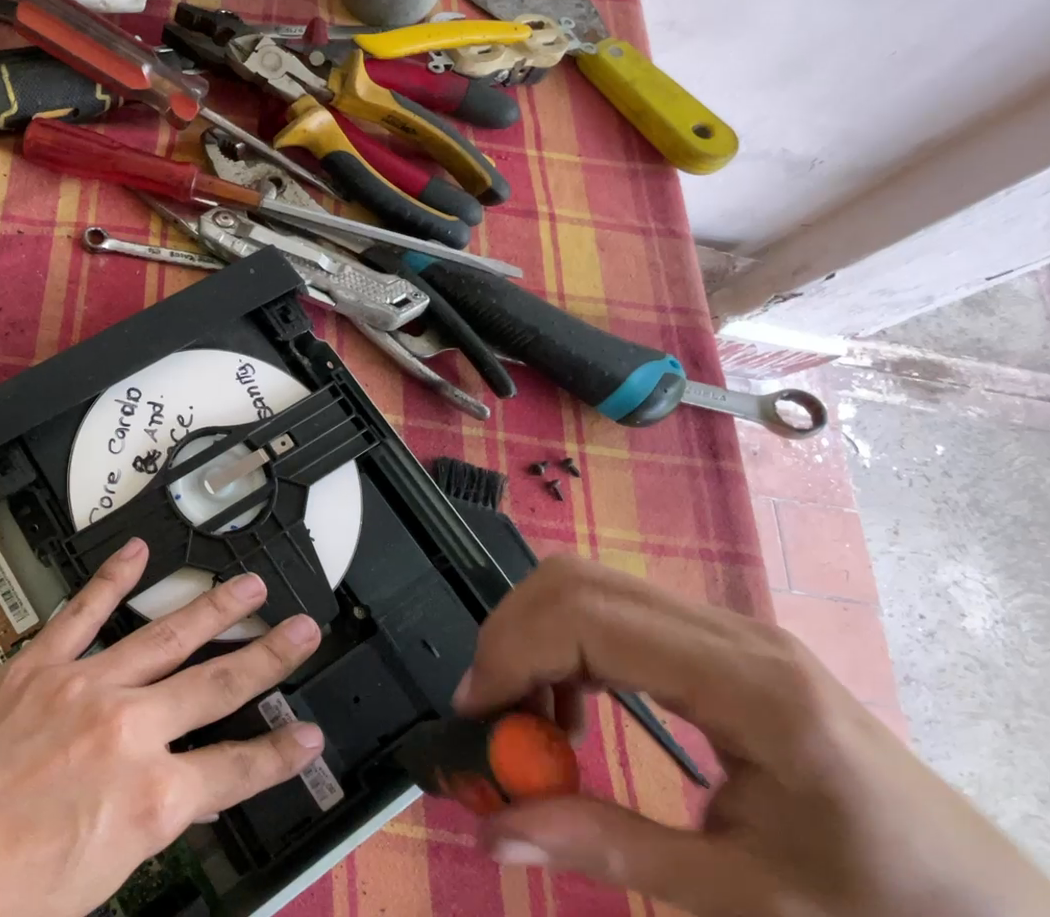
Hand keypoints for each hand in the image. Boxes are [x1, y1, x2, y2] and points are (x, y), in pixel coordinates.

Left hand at [0, 538, 325, 916]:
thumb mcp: (100, 877)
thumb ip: (147, 823)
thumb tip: (179, 795)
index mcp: (150, 800)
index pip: (239, 769)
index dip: (282, 753)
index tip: (308, 734)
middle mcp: (126, 732)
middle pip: (217, 686)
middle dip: (269, 659)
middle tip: (304, 631)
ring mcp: (80, 689)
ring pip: (164, 637)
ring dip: (213, 609)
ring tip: (249, 586)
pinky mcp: (36, 666)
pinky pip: (84, 612)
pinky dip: (113, 579)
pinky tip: (138, 555)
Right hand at [456, 557, 1049, 915]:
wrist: (989, 906)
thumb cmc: (876, 905)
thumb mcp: (739, 897)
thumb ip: (606, 848)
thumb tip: (488, 829)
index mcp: (751, 688)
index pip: (588, 618)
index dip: (510, 655)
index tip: (478, 722)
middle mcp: (735, 635)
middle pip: (575, 582)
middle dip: (509, 639)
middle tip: (493, 720)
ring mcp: (731, 632)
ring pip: (587, 586)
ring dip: (533, 640)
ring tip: (529, 721)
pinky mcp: (723, 645)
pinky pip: (614, 612)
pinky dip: (565, 648)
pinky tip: (573, 713)